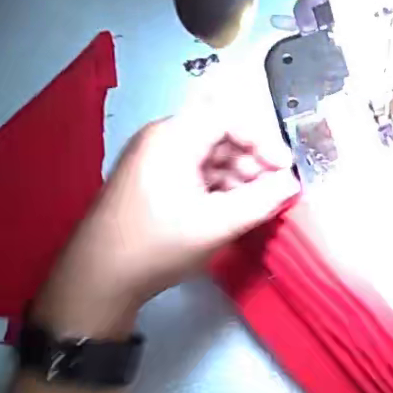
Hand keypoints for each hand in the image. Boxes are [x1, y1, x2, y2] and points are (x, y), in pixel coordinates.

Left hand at [34, 99, 299, 337]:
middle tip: (275, 191)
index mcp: (174, 138)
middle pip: (220, 134)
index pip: (230, 117)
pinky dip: (220, 186)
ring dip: (239, 175)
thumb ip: (262, 201)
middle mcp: (162, 138)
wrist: (101, 274)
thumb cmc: (160, 244)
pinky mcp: (153, 180)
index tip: (286, 170)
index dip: (264, 140)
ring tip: (257, 206)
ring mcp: (155, 158)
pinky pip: (196, 171)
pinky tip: (233, 210)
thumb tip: (291, 184)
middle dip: (253, 160)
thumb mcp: (218, 224)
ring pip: (210, 155)